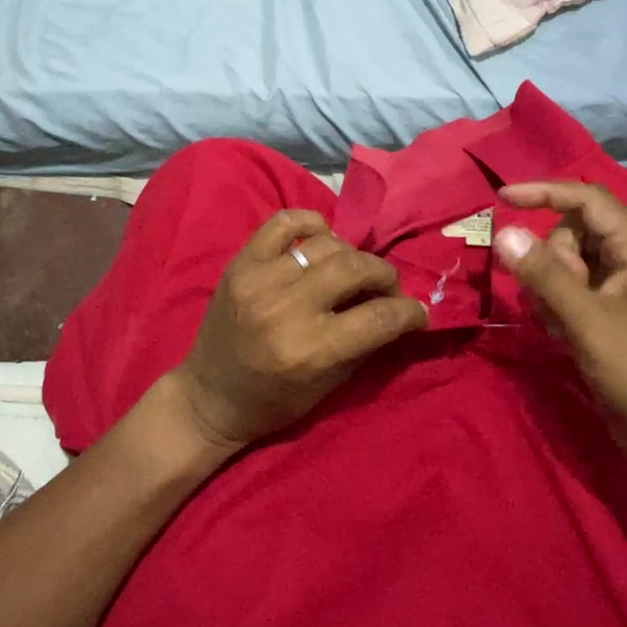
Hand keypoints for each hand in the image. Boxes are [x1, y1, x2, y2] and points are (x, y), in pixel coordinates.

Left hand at [173, 210, 428, 451]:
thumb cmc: (271, 403)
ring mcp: (259, 279)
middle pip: (356, 269)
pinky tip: (321, 241)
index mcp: (308, 351)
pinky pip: (284, 222)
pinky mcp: (241, 262)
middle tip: (389, 289)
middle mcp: (285, 309)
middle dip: (386, 276)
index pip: (379, 317)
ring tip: (354, 271)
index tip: (418, 313)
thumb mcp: (327, 388)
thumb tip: (400, 312)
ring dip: (352, 255)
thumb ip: (365, 346)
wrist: (208, 396)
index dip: (410, 313)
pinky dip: (311, 223)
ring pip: (327, 244)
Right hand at [493, 182, 626, 462]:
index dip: (545, 193)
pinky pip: (573, 296)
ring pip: (568, 268)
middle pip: (574, 235)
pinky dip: (559, 311)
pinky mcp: (613, 320)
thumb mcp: (589, 323)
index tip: (501, 198)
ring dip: (551, 291)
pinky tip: (563, 340)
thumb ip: (545, 275)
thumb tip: (504, 232)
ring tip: (560, 329)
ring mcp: (624, 294)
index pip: (590, 201)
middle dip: (551, 261)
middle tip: (553, 302)